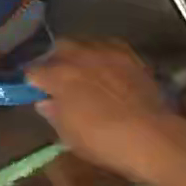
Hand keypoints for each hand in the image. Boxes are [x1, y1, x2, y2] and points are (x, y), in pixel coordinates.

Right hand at [25, 38, 185, 184]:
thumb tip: (45, 102)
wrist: (152, 137)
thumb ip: (54, 114)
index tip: (36, 91)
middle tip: (59, 79)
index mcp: (59, 76)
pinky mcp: (129, 55)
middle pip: (58, 49)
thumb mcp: (70, 136)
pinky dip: (103, 56)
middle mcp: (79, 56)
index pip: (34, 71)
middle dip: (55, 61)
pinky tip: (107, 68)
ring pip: (83, 44)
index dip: (33, 82)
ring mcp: (105, 52)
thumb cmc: (104, 141)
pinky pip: (108, 47)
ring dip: (79, 56)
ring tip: (85, 72)